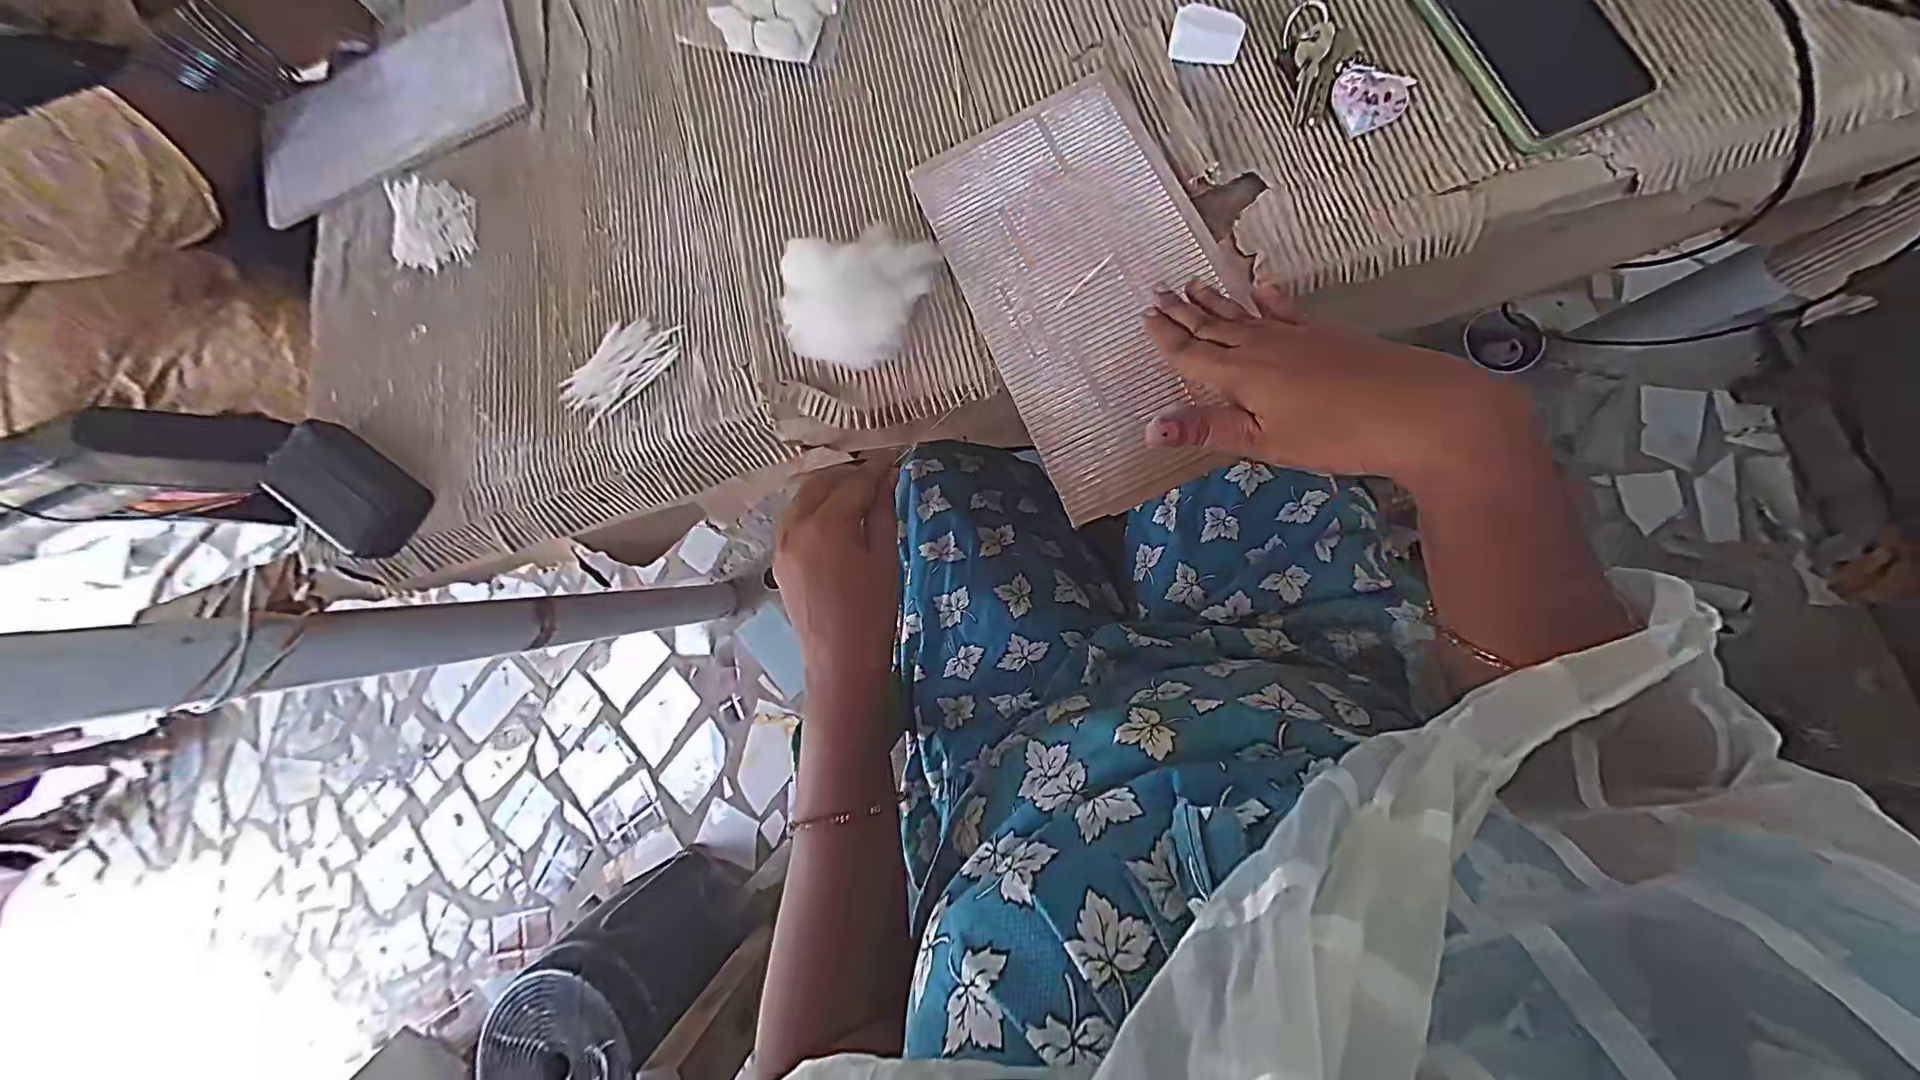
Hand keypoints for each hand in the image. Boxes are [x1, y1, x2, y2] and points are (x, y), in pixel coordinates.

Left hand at [775, 460, 900, 693]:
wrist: (840, 659)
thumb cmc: (872, 612)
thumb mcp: (885, 558)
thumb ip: (882, 512)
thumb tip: (887, 479)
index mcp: (826, 526)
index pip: (854, 484)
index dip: (876, 471)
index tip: (894, 462)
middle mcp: (796, 527)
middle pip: (821, 482)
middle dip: (849, 473)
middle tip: (877, 474)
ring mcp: (782, 543)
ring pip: (803, 497)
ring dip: (829, 487)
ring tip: (857, 491)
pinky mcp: (778, 558)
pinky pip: (794, 518)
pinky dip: (813, 507)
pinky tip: (834, 515)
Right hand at [1143, 280, 1542, 489]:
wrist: (1419, 411)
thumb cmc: (1333, 434)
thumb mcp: (1262, 441)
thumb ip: (1206, 430)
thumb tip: (1149, 429)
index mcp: (1240, 375)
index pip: (1191, 353)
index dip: (1166, 336)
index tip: (1145, 315)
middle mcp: (1262, 347)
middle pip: (1213, 326)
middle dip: (1182, 310)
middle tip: (1158, 290)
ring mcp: (1295, 336)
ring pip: (1243, 314)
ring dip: (1216, 299)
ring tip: (1192, 283)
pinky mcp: (1324, 335)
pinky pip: (1285, 309)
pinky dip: (1269, 295)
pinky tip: (1261, 282)